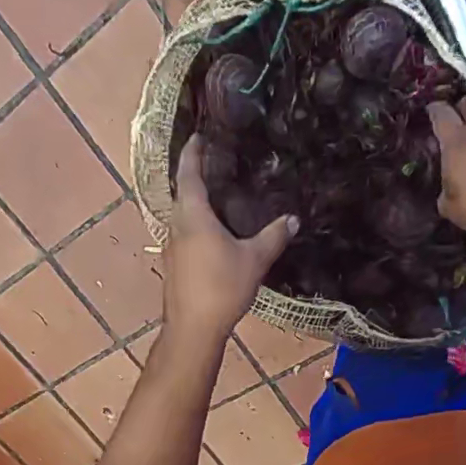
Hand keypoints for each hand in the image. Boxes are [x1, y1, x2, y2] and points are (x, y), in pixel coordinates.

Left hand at [165, 136, 295, 342]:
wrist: (192, 328)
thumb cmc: (222, 287)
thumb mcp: (255, 259)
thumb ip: (274, 236)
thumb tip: (294, 219)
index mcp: (193, 215)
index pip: (189, 173)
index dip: (193, 152)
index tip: (198, 136)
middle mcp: (177, 224)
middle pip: (183, 192)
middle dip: (196, 175)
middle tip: (217, 163)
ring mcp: (171, 245)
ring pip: (182, 214)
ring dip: (195, 201)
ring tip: (219, 195)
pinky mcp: (173, 263)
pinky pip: (184, 232)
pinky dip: (196, 222)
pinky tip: (213, 232)